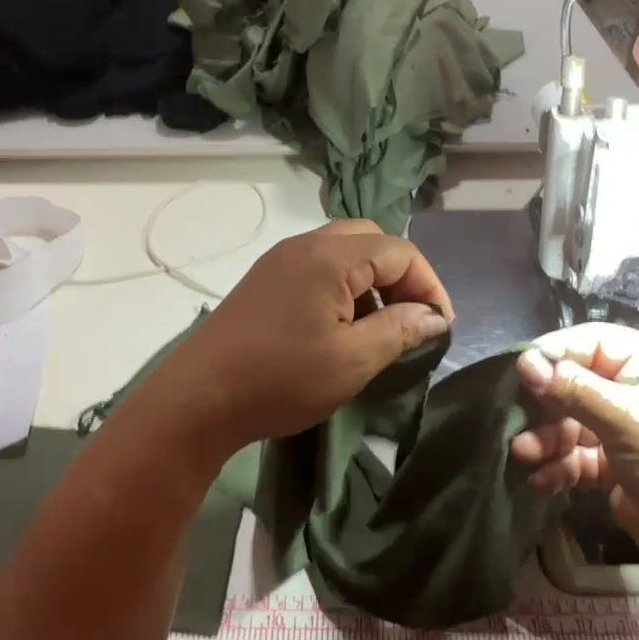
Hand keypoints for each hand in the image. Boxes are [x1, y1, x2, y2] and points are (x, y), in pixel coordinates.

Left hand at [154, 220, 452, 453]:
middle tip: (413, 318)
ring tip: (382, 325)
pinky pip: (318, 266)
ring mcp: (280, 260)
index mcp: (330, 257)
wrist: (198, 399)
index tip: (440, 327)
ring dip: (372, 279)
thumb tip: (433, 317)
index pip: (399, 250)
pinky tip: (342, 325)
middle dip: (402, 275)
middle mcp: (305, 245)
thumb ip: (400, 330)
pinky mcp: (264, 280)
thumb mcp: (353, 360)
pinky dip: (344, 285)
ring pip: (344, 251)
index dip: (429, 285)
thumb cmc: (281, 380)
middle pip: (371, 240)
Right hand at [509, 323, 638, 580]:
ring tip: (523, 455)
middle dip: (546, 403)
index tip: (520, 372)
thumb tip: (527, 362)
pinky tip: (541, 481)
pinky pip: (581, 457)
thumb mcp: (630, 422)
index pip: (594, 343)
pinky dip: (560, 466)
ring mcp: (630, 433)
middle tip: (516, 420)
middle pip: (578, 383)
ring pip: (575, 423)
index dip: (556, 353)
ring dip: (547, 438)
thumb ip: (576, 391)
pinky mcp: (621, 470)